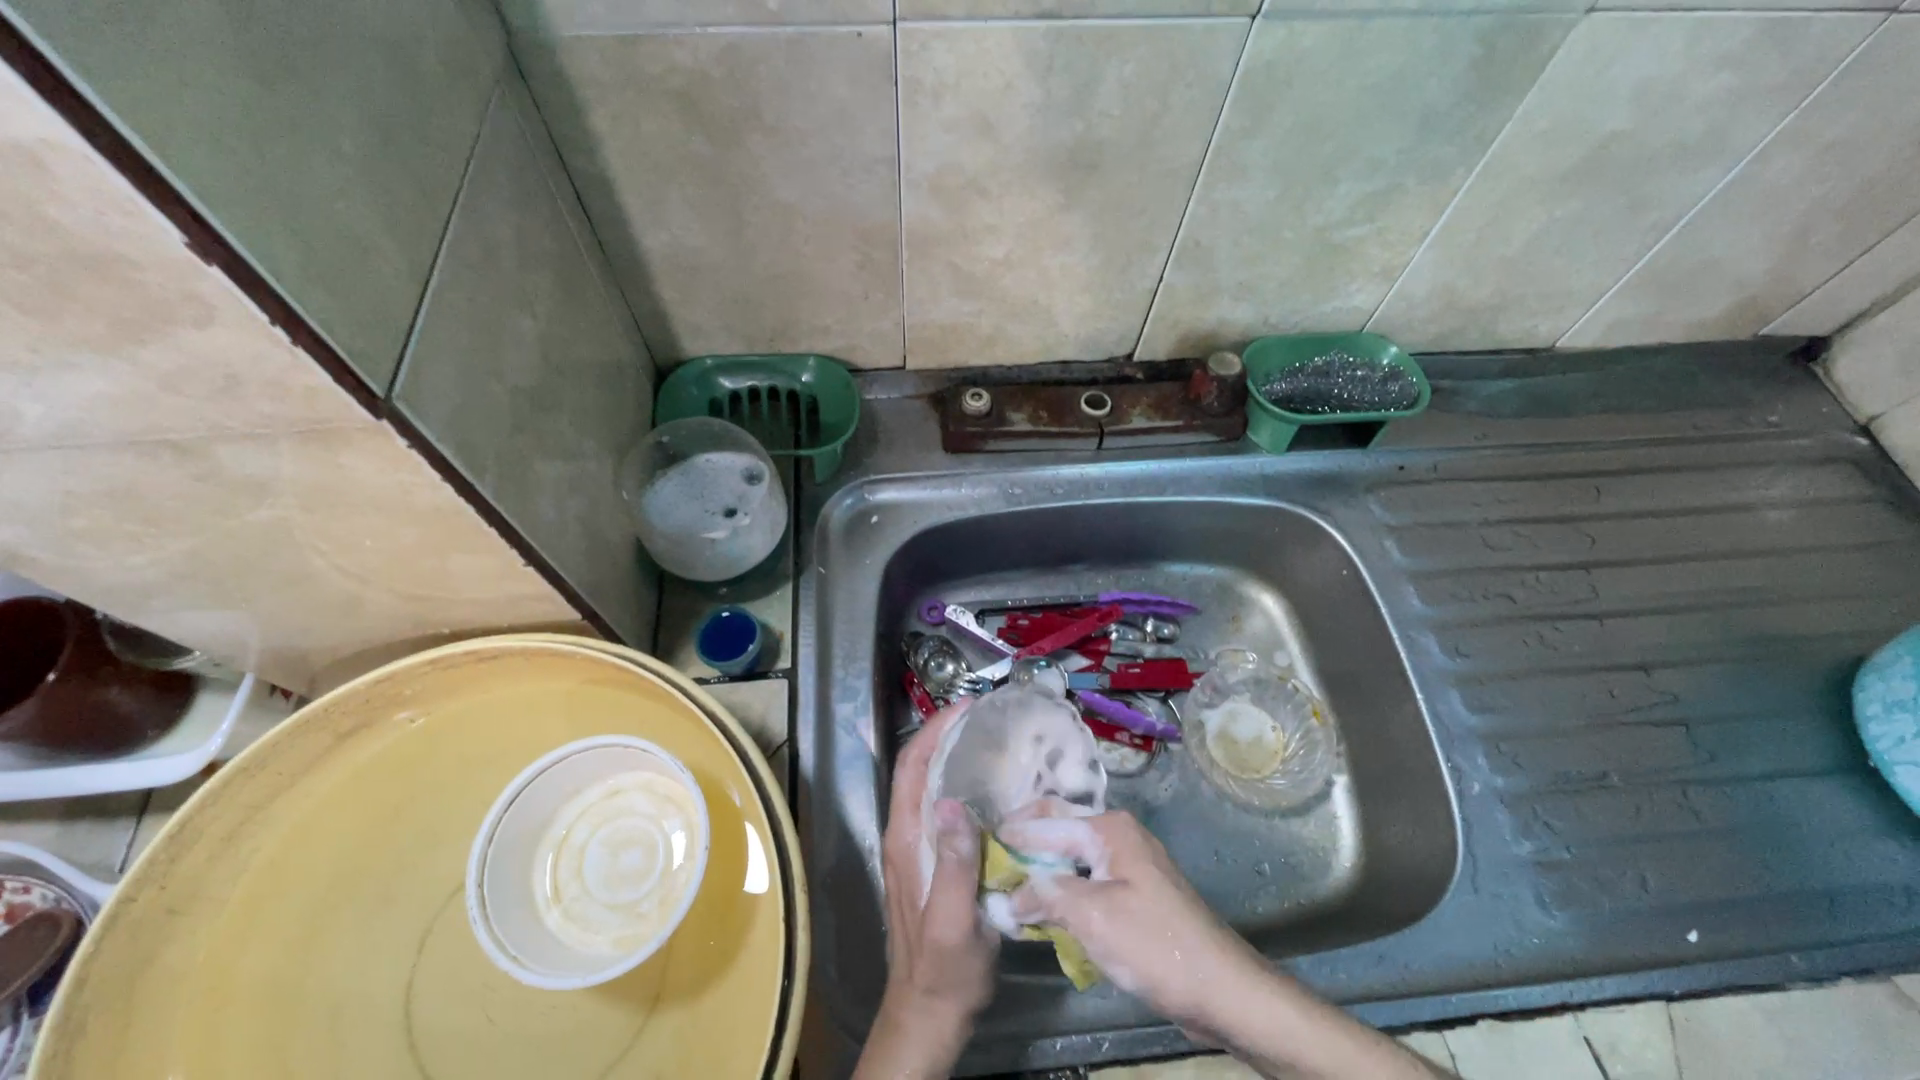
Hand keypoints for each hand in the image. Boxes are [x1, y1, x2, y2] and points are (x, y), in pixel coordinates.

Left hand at [853, 703, 997, 1079]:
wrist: (929, 1011)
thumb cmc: (944, 970)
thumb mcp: (954, 921)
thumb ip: (953, 865)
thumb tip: (953, 803)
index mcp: (906, 841)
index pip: (912, 769)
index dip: (934, 732)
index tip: (967, 707)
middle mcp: (905, 837)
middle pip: (918, 771)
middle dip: (944, 736)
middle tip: (986, 717)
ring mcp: (916, 851)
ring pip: (929, 788)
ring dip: (952, 757)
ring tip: (992, 740)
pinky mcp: (930, 864)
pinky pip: (942, 811)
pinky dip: (961, 786)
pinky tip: (992, 790)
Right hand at [1002, 810, 1444, 1079]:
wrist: (1219, 987)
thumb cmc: (1154, 944)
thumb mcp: (1091, 917)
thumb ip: (1044, 894)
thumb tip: (1007, 892)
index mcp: (1109, 828)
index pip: (1045, 819)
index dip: (1008, 833)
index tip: (974, 845)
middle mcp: (1119, 835)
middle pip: (1059, 832)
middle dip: (1023, 849)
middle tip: (985, 866)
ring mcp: (1128, 864)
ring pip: (1071, 859)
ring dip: (1041, 874)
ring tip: (1003, 889)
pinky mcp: (1134, 893)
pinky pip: (1087, 881)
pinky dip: (1062, 892)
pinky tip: (1040, 911)